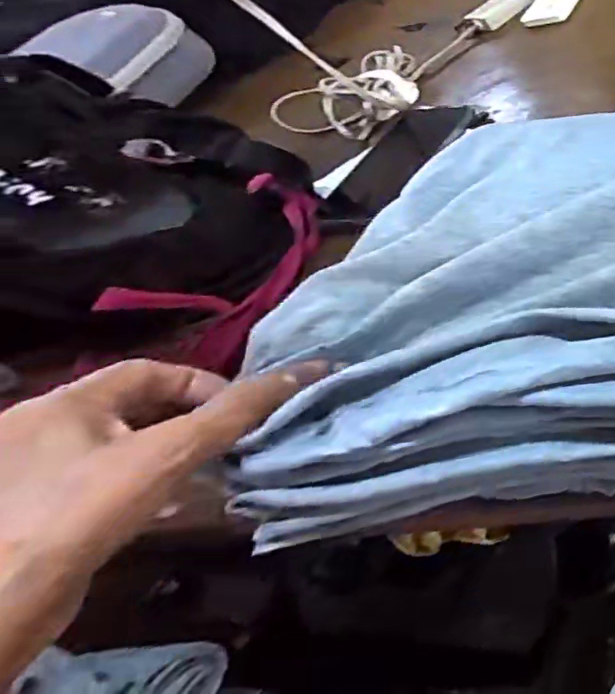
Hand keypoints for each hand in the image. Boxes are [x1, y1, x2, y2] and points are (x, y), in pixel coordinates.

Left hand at [0, 360, 325, 679]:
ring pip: (116, 450)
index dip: (204, 384)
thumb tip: (312, 369)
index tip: (237, 413)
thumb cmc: (85, 508)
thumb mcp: (175, 450)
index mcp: (57, 406)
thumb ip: (242, 407)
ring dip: (165, 459)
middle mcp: (28, 434)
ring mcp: (16, 480)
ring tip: (201, 479)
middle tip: (226, 445)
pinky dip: (133, 490)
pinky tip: (159, 511)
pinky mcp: (20, 518)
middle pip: (134, 410)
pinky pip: (91, 486)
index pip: (151, 370)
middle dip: (188, 424)